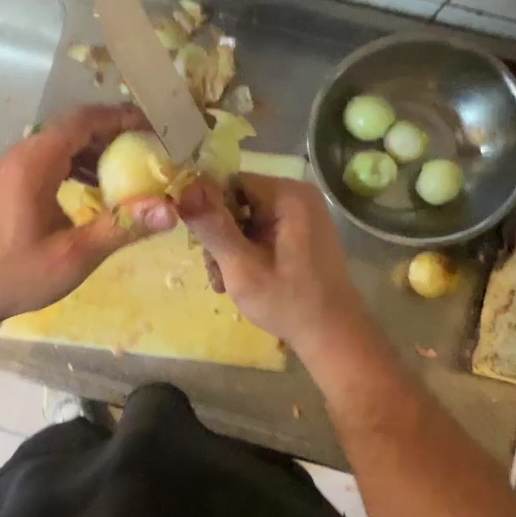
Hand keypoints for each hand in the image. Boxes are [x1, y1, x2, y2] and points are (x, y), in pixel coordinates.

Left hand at [0, 105, 177, 325]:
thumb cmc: (18, 276)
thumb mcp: (75, 255)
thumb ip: (122, 227)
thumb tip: (171, 210)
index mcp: (34, 163)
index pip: (84, 120)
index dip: (122, 118)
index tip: (156, 129)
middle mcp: (22, 156)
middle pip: (74, 127)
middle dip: (115, 133)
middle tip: (151, 150)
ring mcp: (13, 169)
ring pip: (62, 143)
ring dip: (97, 150)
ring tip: (131, 170)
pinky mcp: (11, 185)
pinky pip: (51, 160)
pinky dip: (79, 165)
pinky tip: (97, 190)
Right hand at [176, 175, 375, 355]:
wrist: (332, 333)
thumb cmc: (288, 302)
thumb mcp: (242, 266)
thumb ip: (213, 227)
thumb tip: (183, 189)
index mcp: (287, 195)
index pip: (229, 183)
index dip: (209, 211)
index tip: (203, 247)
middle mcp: (297, 195)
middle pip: (237, 201)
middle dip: (220, 236)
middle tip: (216, 273)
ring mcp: (302, 214)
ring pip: (245, 218)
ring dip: (230, 248)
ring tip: (227, 282)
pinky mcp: (302, 231)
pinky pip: (262, 230)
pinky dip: (248, 252)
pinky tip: (243, 278)